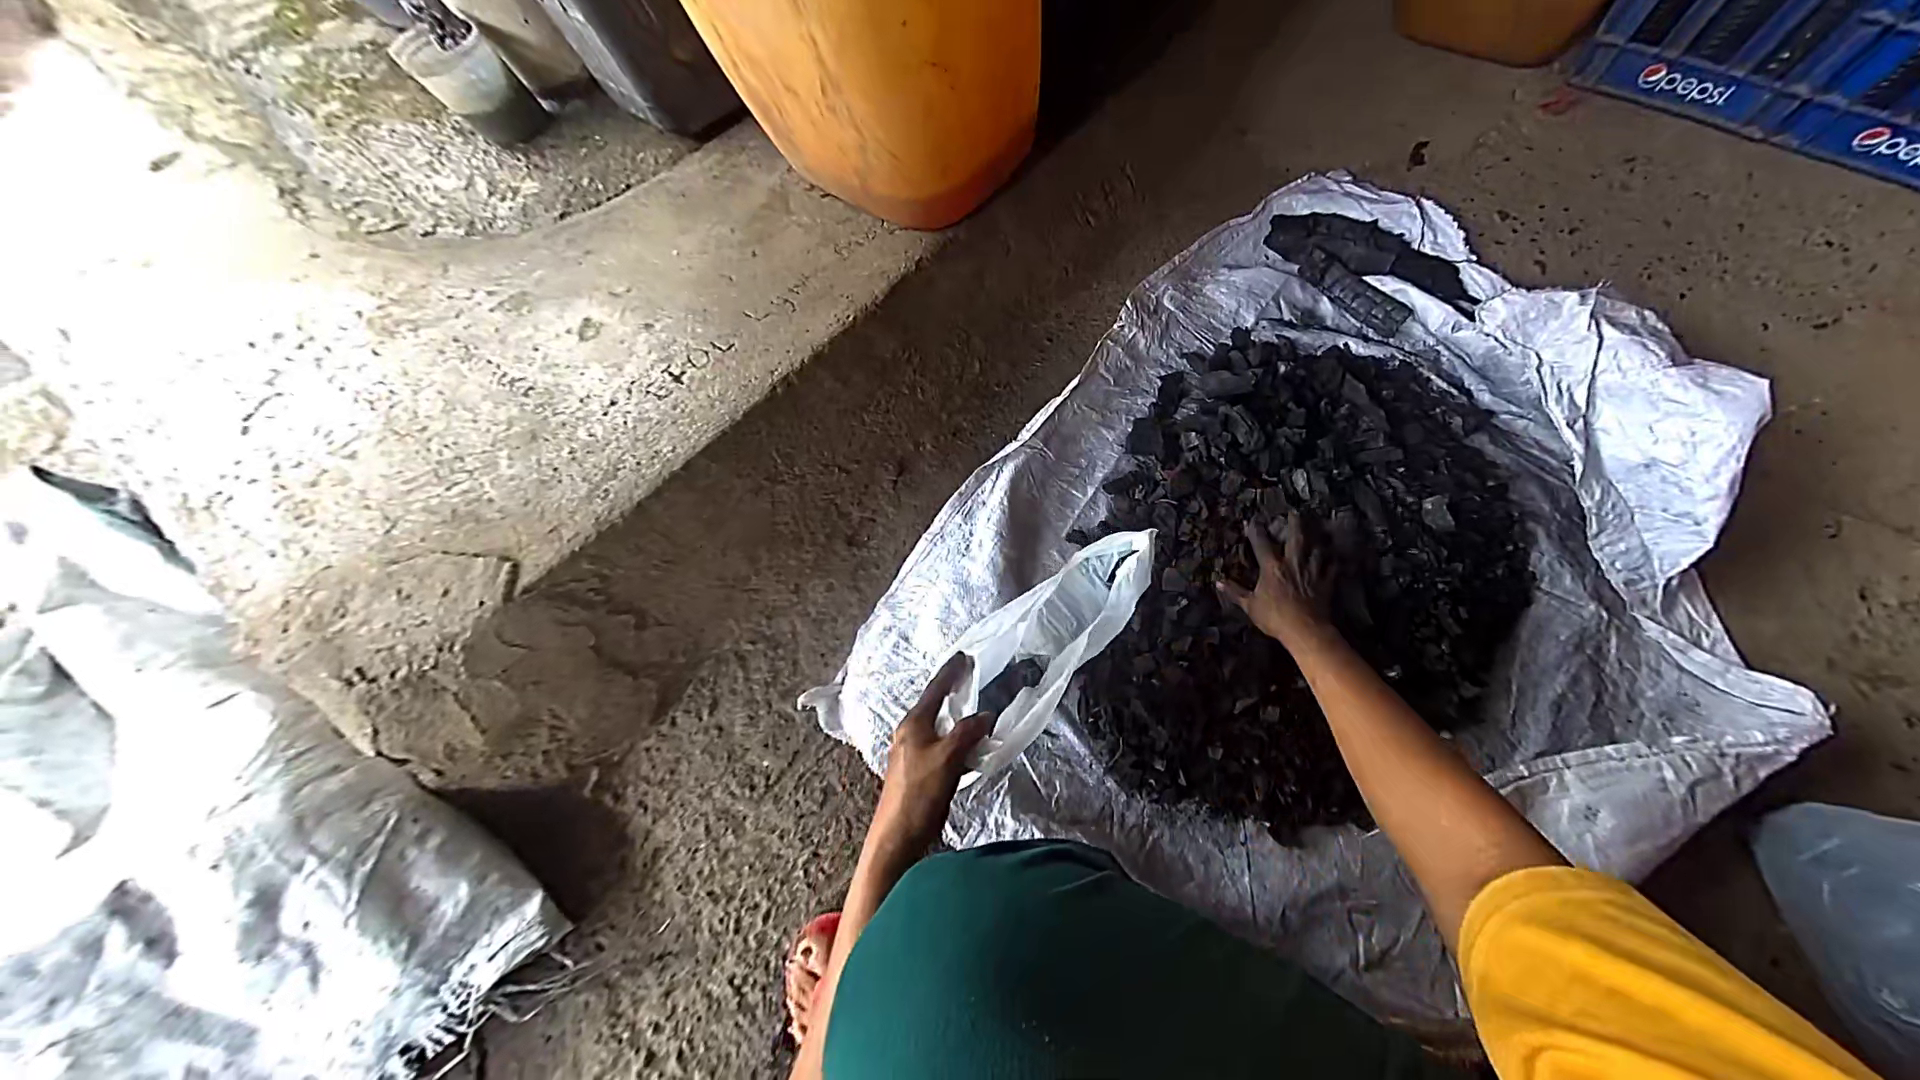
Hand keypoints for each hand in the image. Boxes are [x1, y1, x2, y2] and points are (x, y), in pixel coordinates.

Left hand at [872, 654, 994, 852]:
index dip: (951, 673)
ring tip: (973, 709)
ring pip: (936, 726)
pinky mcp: (915, 773)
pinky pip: (939, 745)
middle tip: (971, 678)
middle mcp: (908, 734)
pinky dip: (954, 738)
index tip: (964, 657)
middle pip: (934, 706)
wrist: (896, 840)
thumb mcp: (947, 759)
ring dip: (954, 716)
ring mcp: (910, 754)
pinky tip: (966, 746)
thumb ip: (967, 733)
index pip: (935, 690)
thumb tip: (985, 715)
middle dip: (951, 691)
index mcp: (913, 725)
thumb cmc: (918, 795)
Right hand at [1216, 513, 1335, 647]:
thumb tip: (1218, 582)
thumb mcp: (1250, 605)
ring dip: (1316, 541)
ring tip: (1317, 534)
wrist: (1305, 630)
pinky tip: (1334, 558)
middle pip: (1296, 538)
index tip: (1252, 521)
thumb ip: (1235, 592)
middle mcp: (1293, 564)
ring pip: (1316, 550)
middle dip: (1294, 524)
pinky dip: (1333, 562)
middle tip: (1295, 513)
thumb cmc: (1274, 617)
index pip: (1261, 543)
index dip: (1255, 531)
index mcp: (1272, 567)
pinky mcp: (1325, 583)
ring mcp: (1312, 572)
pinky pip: (1332, 568)